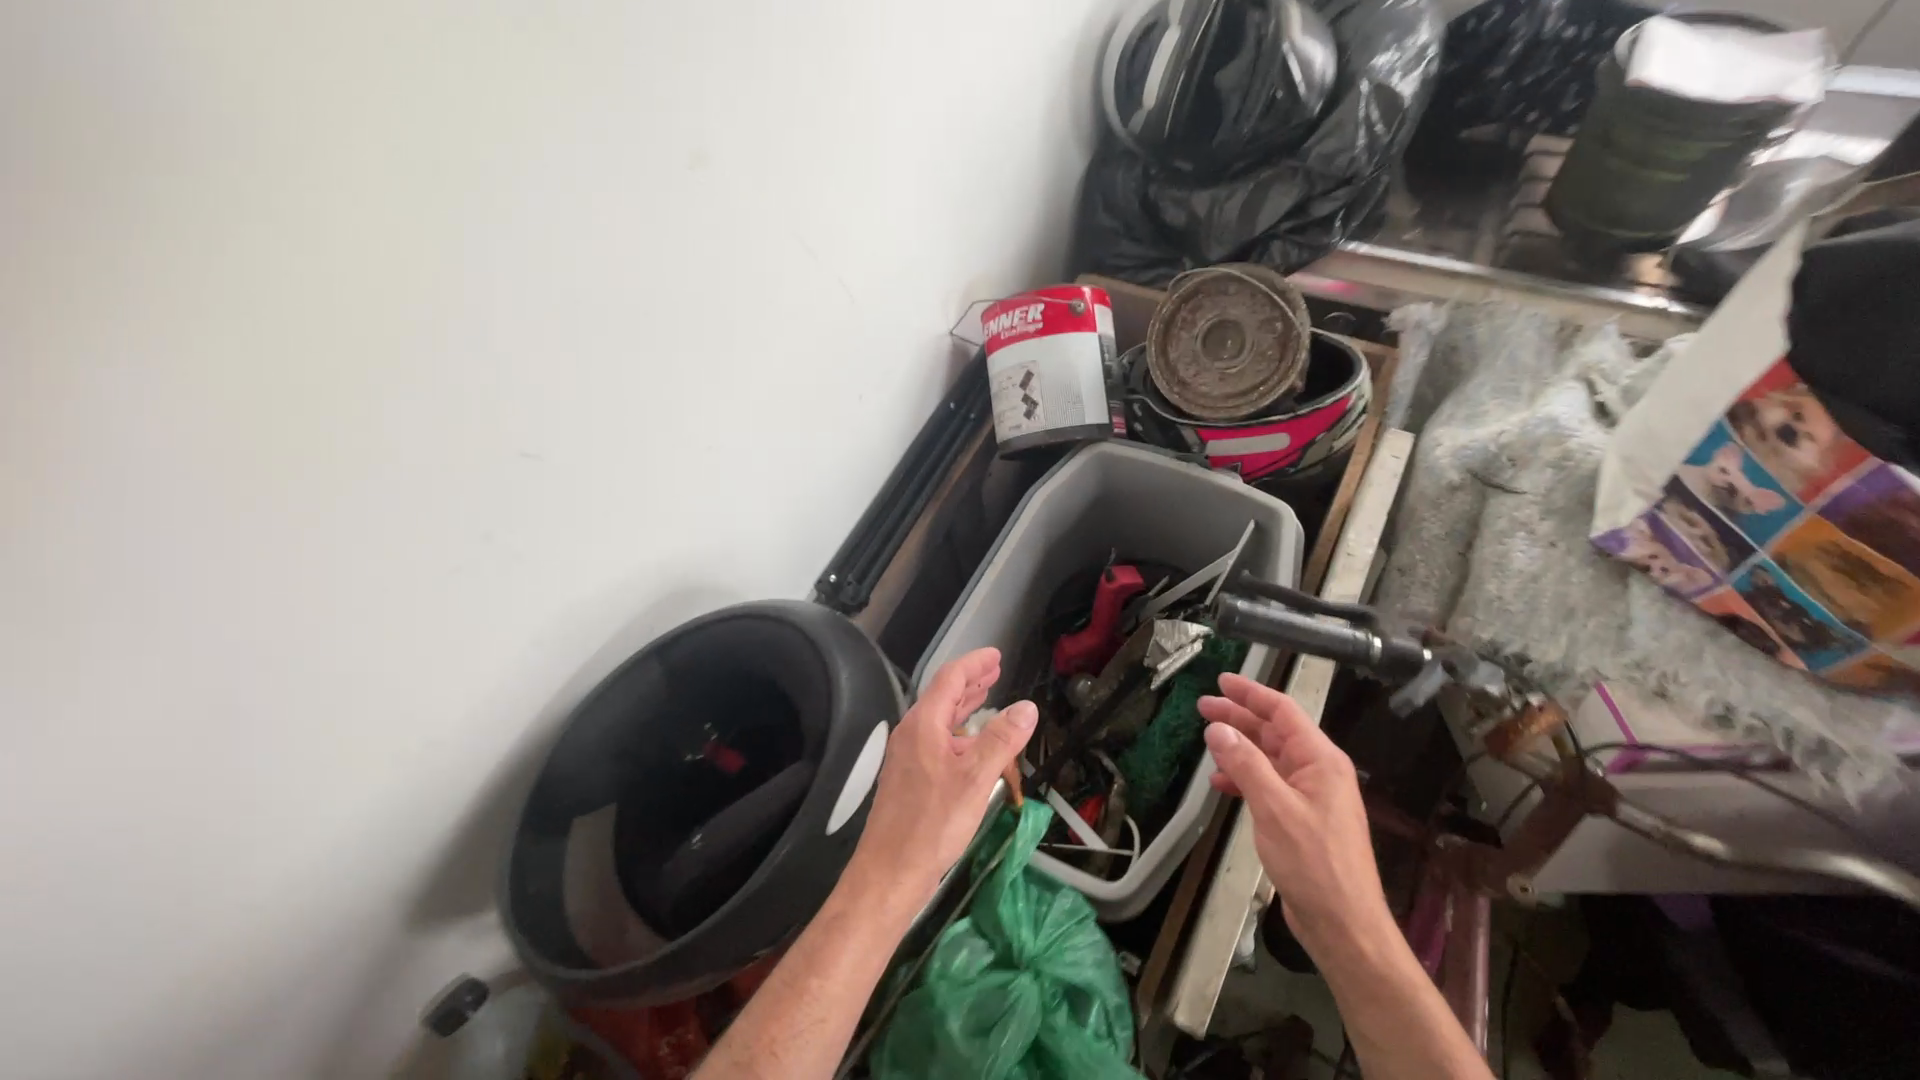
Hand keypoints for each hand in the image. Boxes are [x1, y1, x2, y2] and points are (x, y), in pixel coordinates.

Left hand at [846, 648, 1036, 903]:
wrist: (890, 872)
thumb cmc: (932, 824)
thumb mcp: (975, 779)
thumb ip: (1001, 740)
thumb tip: (1026, 707)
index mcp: (923, 725)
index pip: (950, 679)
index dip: (975, 664)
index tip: (996, 655)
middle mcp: (911, 735)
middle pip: (942, 697)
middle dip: (970, 682)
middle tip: (995, 671)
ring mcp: (907, 758)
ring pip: (940, 721)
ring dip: (965, 708)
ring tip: (987, 698)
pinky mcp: (909, 779)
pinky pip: (937, 742)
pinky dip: (959, 734)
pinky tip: (972, 747)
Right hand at [1199, 673, 1393, 963]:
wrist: (1343, 923)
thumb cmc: (1313, 862)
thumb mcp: (1274, 808)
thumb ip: (1245, 764)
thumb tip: (1217, 729)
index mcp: (1321, 760)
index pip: (1283, 712)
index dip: (1251, 694)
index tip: (1222, 680)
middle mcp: (1318, 771)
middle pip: (1274, 732)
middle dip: (1240, 717)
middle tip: (1203, 706)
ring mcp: (1311, 796)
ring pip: (1269, 759)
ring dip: (1239, 748)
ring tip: (1207, 740)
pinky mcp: (1300, 820)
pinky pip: (1269, 785)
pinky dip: (1244, 779)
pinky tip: (1221, 783)